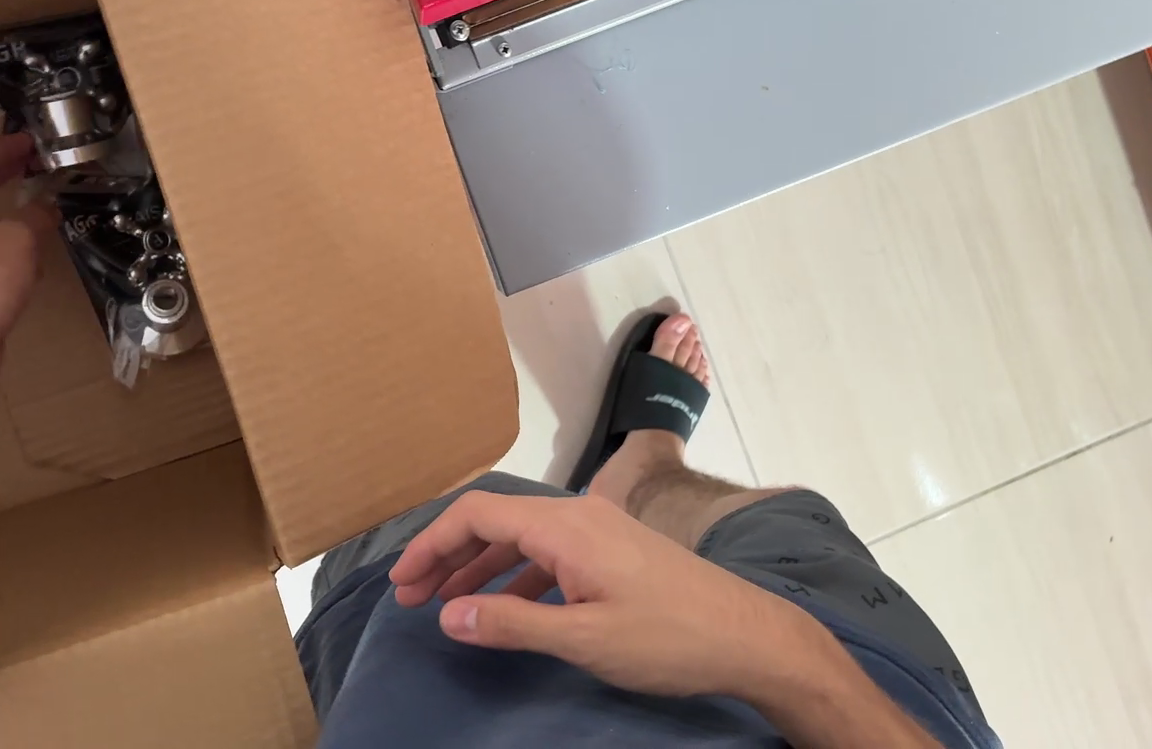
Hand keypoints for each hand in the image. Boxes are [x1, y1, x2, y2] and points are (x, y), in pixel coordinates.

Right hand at [390, 491, 807, 699]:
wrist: (747, 635)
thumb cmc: (666, 636)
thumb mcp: (584, 638)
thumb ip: (511, 624)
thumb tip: (447, 616)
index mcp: (563, 525)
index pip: (479, 514)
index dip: (434, 542)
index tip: (403, 580)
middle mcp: (573, 514)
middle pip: (495, 521)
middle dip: (449, 554)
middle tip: (411, 596)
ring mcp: (593, 528)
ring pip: (519, 537)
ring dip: (478, 566)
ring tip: (443, 603)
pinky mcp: (608, 547)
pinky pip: (545, 553)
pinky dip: (514, 576)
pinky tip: (500, 606)